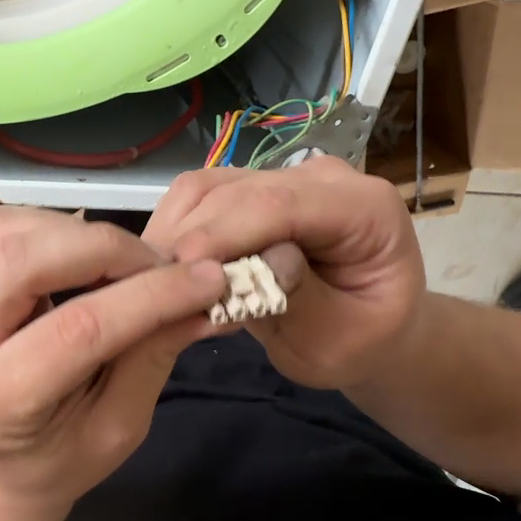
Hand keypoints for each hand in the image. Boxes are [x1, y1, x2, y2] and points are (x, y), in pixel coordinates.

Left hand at [0, 209, 227, 513]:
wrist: (1, 466)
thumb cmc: (63, 459)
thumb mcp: (119, 427)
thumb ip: (152, 357)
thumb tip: (206, 296)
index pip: (75, 330)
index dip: (148, 296)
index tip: (208, 278)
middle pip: (23, 264)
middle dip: (107, 249)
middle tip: (163, 263)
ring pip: (7, 236)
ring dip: (78, 235)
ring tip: (127, 263)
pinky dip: (51, 228)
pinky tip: (84, 254)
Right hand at [144, 157, 426, 389]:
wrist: (369, 333)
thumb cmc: (359, 342)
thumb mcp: (337, 340)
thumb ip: (300, 299)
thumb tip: (250, 266)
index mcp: (363, 208)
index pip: (280, 204)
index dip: (223, 232)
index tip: (178, 270)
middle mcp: (321, 178)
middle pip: (236, 192)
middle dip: (190, 237)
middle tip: (151, 288)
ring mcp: (282, 177)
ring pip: (207, 188)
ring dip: (174, 232)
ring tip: (155, 280)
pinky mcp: (251, 188)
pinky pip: (199, 196)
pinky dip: (175, 228)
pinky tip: (165, 267)